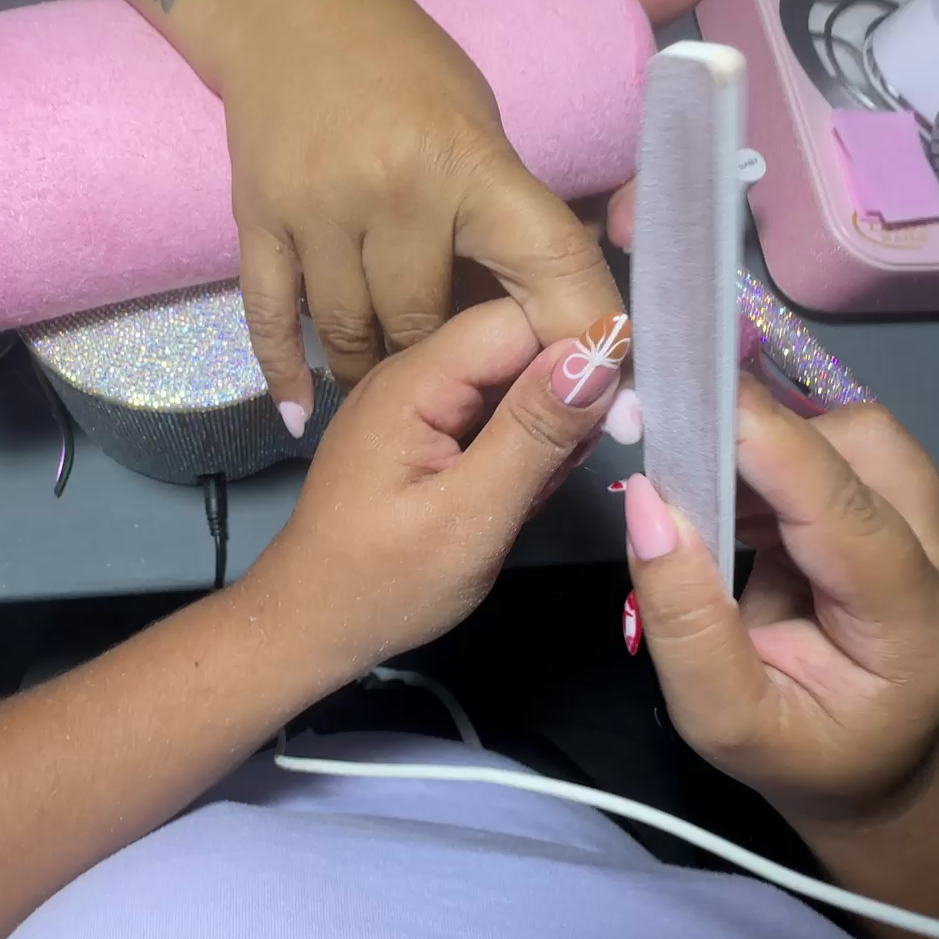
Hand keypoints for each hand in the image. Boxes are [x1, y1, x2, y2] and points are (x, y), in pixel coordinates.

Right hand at [226, 0, 715, 434]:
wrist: (289, 16)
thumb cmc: (402, 68)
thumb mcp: (479, 127)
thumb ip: (504, 222)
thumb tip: (536, 319)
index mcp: (467, 161)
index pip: (546, 260)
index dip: (579, 332)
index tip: (600, 397)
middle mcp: (392, 193)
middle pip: (424, 324)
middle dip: (444, 364)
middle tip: (456, 390)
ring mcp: (316, 212)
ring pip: (349, 333)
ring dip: (372, 371)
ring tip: (387, 389)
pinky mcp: (257, 224)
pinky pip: (270, 318)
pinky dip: (285, 372)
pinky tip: (300, 415)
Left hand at [243, 299, 624, 670]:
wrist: (313, 619)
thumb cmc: (384, 582)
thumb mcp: (470, 515)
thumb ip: (533, 433)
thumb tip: (599, 356)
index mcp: (414, 380)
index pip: (517, 318)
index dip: (580, 348)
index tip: (625, 409)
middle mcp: (411, 373)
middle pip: (515, 345)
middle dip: (564, 394)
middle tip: (578, 461)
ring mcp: (413, 402)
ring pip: (508, 382)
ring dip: (543, 427)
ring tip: (537, 488)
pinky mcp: (419, 430)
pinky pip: (487, 414)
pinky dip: (517, 445)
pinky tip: (517, 489)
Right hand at [624, 379, 938, 823]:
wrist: (856, 775)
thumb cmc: (790, 753)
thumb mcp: (717, 715)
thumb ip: (682, 615)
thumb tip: (647, 502)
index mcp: (913, 632)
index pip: (848, 514)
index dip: (772, 446)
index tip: (691, 395)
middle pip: (875, 451)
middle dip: (776, 430)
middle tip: (685, 437)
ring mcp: (922, 539)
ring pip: (859, 439)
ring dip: (773, 437)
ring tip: (701, 466)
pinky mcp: (884, 521)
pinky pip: (832, 455)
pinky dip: (767, 452)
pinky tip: (721, 484)